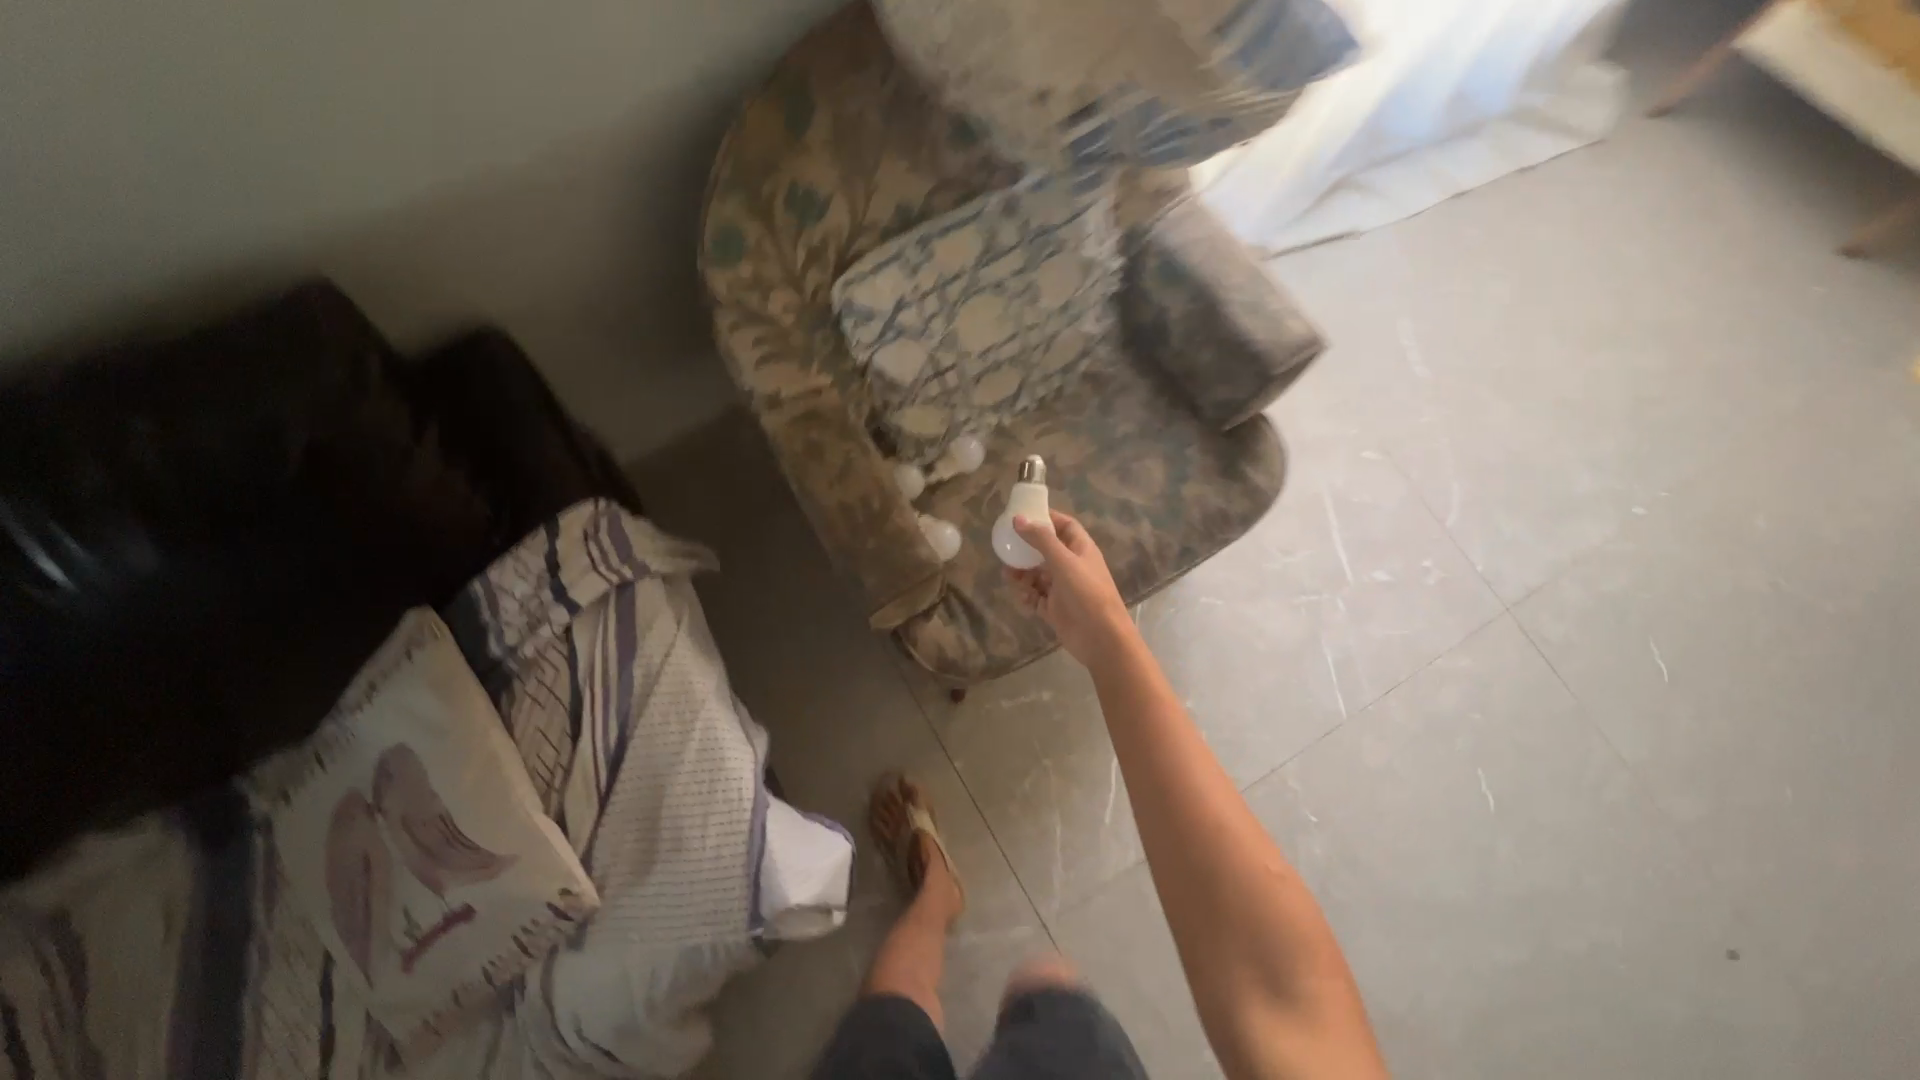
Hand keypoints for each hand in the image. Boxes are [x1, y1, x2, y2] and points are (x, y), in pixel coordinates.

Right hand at [1005, 511, 1136, 669]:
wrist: (1100, 637)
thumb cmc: (1087, 592)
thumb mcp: (1064, 561)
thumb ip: (1041, 539)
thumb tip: (1018, 519)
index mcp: (1080, 549)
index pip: (1064, 526)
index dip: (1046, 518)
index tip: (1023, 516)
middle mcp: (1071, 566)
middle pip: (1045, 550)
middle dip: (1026, 550)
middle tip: (1007, 549)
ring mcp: (1062, 588)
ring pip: (1036, 574)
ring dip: (1022, 574)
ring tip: (1010, 577)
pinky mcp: (1054, 608)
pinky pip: (1034, 596)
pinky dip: (1026, 596)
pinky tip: (1024, 598)